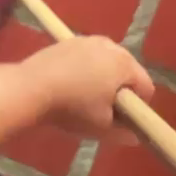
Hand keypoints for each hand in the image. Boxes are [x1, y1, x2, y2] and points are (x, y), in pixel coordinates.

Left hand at [16, 36, 154, 139]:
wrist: (30, 87)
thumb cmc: (73, 107)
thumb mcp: (102, 128)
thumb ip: (123, 133)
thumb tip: (134, 136)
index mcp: (124, 64)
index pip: (145, 87)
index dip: (139, 106)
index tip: (123, 119)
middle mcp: (110, 45)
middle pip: (127, 70)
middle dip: (121, 89)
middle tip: (104, 108)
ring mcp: (87, 39)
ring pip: (106, 61)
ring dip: (103, 77)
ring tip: (85, 96)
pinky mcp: (67, 40)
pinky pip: (87, 56)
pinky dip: (85, 68)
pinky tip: (70, 83)